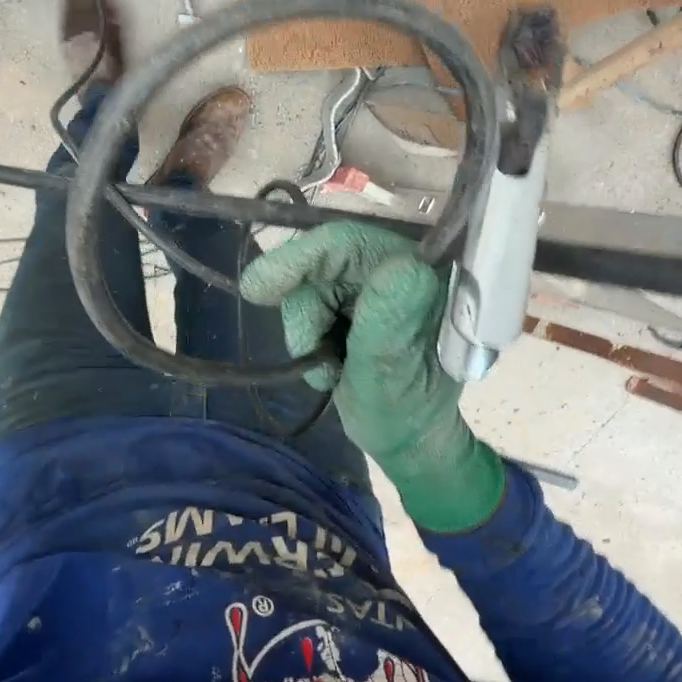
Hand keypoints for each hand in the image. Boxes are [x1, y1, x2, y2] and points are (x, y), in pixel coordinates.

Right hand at [241, 222, 504, 531]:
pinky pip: (310, 299)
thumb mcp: (392, 374)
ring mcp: (374, 282)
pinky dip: (309, 333)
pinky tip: (328, 362)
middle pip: (321, 261)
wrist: (406, 439)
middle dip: (307, 313)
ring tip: (329, 371)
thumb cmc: (405, 414)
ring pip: (309, 284)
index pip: (352, 242)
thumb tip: (396, 264)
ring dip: (307, 330)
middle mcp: (398, 266)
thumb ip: (388, 320)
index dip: (300, 258)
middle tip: (308, 355)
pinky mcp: (356, 299)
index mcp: (423, 276)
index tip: (257, 289)